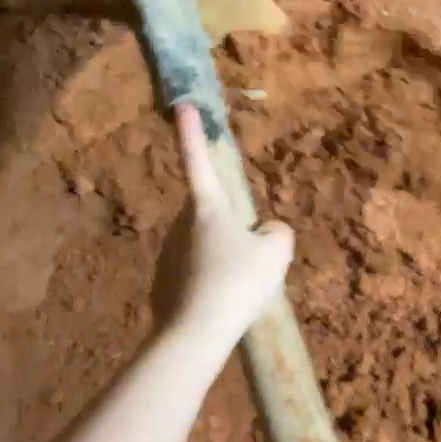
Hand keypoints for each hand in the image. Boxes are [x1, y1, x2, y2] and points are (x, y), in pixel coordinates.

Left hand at [152, 103, 293, 348]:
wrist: (194, 334)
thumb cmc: (238, 282)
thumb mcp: (277, 251)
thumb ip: (278, 232)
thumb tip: (267, 232)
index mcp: (207, 207)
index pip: (198, 161)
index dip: (191, 134)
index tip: (182, 107)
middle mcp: (181, 224)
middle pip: (212, 216)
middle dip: (231, 230)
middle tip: (252, 260)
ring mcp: (167, 255)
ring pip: (206, 249)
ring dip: (222, 260)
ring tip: (239, 290)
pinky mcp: (162, 286)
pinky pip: (195, 277)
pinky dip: (209, 287)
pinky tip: (222, 308)